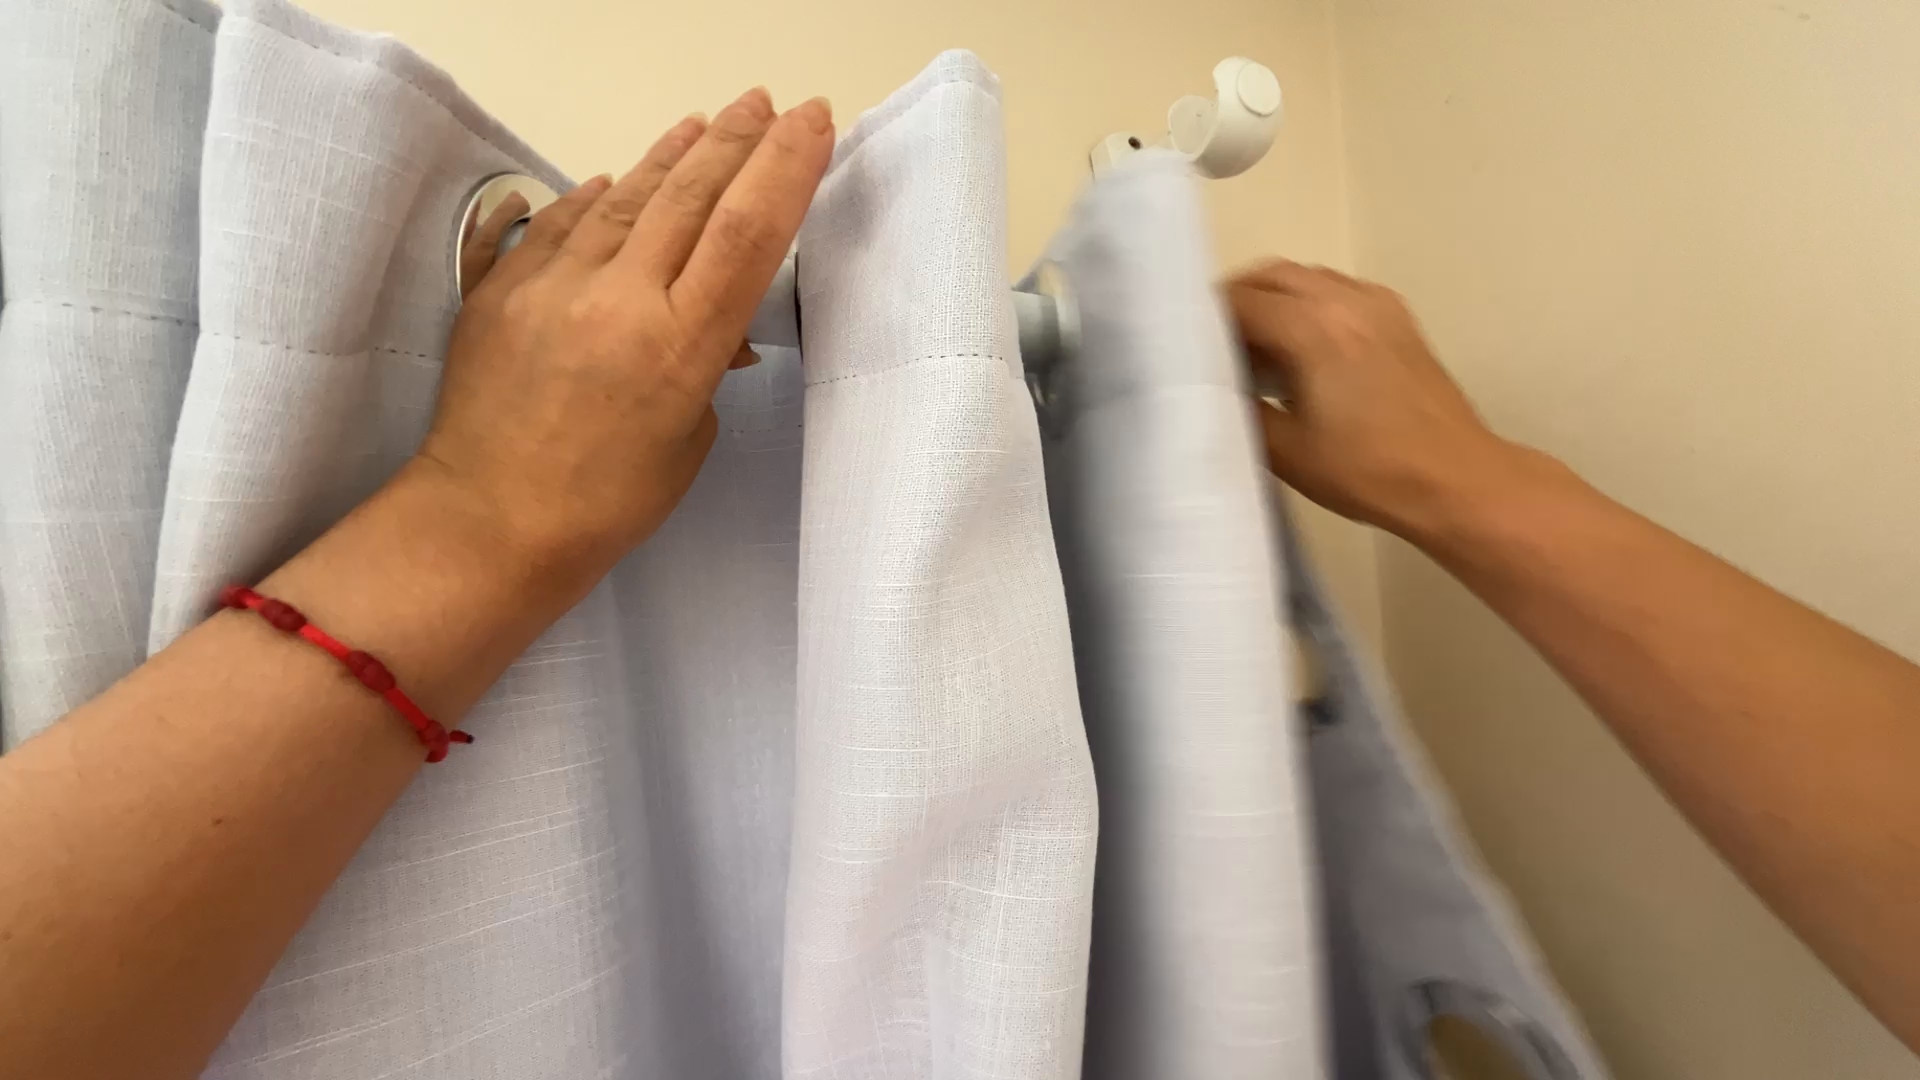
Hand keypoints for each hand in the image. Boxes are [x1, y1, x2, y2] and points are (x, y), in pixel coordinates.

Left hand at [419, 88, 833, 587]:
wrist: (494, 520)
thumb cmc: (617, 499)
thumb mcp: (691, 435)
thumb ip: (706, 364)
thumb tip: (715, 325)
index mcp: (681, 345)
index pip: (747, 234)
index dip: (786, 169)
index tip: (813, 123)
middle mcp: (621, 297)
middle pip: (692, 196)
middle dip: (739, 142)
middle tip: (770, 103)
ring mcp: (554, 282)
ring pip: (627, 194)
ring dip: (675, 154)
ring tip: (710, 121)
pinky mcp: (503, 284)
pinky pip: (563, 220)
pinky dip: (601, 194)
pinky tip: (619, 175)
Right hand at [1228, 260, 1523, 536]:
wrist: (1453, 479)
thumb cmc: (1363, 470)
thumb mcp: (1282, 449)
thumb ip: (1240, 406)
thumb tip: (1213, 384)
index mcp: (1314, 328)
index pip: (1240, 301)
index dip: (1203, 318)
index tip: (1177, 343)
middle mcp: (1345, 300)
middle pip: (1270, 276)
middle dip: (1232, 300)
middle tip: (1206, 341)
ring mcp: (1377, 304)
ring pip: (1303, 278)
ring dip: (1268, 299)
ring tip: (1246, 345)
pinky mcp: (1396, 318)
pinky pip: (1333, 290)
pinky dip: (1302, 304)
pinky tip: (1294, 347)